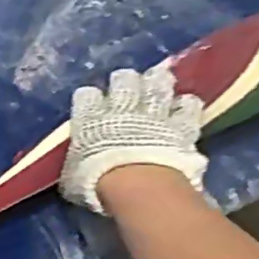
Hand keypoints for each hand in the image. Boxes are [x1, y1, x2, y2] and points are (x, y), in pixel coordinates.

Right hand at [60, 66, 206, 214]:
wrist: (136, 182)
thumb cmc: (92, 181)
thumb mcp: (71, 171)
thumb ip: (77, 158)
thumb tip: (78, 161)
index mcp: (88, 120)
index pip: (86, 98)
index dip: (87, 96)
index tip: (88, 96)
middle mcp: (121, 112)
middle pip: (125, 86)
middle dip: (124, 80)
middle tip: (125, 76)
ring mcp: (155, 117)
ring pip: (157, 90)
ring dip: (158, 82)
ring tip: (157, 75)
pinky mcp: (182, 127)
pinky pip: (187, 109)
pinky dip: (186, 104)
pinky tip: (185, 101)